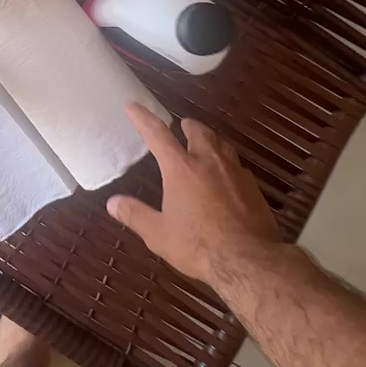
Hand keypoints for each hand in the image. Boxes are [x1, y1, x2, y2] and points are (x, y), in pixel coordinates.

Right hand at [106, 103, 280, 284]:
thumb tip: (112, 203)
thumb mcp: (159, 234)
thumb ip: (136, 215)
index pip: (158, 135)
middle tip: (182, 124)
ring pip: (222, 144)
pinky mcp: (253, 187)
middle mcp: (208, 162)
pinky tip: (228, 176)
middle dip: (188, 125)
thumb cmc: (199, 246)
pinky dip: (228, 163)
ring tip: (206, 142)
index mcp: (181, 169)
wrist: (249, 261)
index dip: (143, 118)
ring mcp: (234, 172)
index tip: (133, 105)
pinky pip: (238, 166)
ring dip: (211, 139)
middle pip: (199, 132)